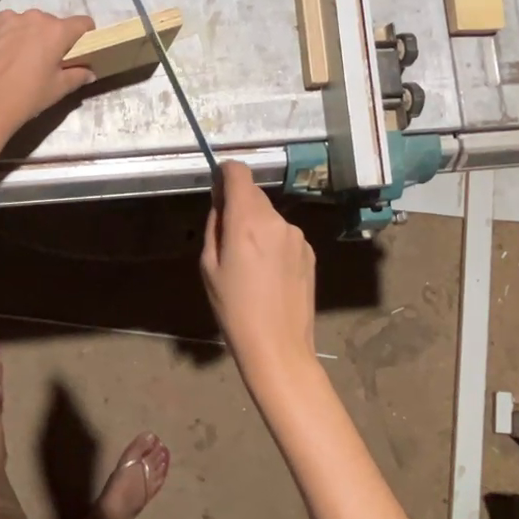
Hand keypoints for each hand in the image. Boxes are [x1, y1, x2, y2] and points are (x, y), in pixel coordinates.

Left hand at [0, 11, 97, 140]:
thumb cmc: (25, 99)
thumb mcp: (56, 90)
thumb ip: (77, 76)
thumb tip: (89, 73)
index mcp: (56, 31)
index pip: (82, 23)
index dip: (84, 35)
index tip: (79, 49)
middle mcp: (32, 17)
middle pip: (50, 23)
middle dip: (50, 38)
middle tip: (42, 62)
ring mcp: (4, 18)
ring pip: (23, 23)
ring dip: (24, 36)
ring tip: (14, 61)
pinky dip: (1, 37)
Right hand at [201, 162, 317, 382]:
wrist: (278, 346)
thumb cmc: (233, 309)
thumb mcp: (209, 267)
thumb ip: (215, 226)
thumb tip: (220, 203)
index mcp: (247, 222)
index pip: (239, 174)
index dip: (225, 173)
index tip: (217, 184)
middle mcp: (276, 221)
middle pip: (254, 195)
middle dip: (238, 205)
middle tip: (226, 237)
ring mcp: (297, 236)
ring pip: (269, 217)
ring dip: (256, 226)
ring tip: (248, 264)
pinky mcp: (310, 251)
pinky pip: (284, 235)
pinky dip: (272, 243)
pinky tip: (269, 274)